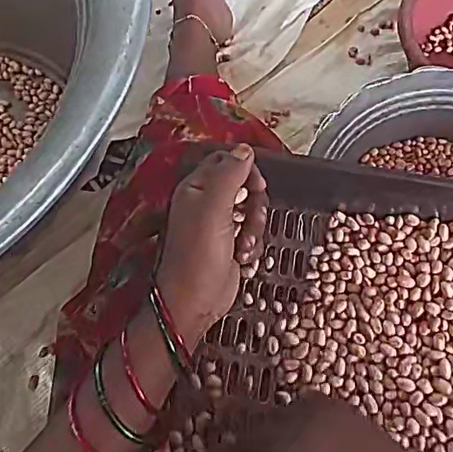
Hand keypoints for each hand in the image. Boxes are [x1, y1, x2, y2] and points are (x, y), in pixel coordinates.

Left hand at [153, 145, 267, 347]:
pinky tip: (245, 255)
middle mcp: (205, 202)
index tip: (257, 184)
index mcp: (196, 187)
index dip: (245, 168)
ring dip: (255, 224)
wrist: (194, 301)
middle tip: (252, 215)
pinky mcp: (230, 243)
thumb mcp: (214, 208)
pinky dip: (253, 242)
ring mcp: (218, 224)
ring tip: (246, 242)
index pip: (225, 161)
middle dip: (254, 200)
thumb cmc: (198, 256)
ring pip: (250, 208)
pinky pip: (251, 231)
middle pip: (242, 184)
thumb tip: (245, 150)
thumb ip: (229, 175)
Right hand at [208, 395, 430, 451]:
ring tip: (268, 447)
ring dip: (261, 433)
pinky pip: (294, 406)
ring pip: (266, 417)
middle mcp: (290, 441)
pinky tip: (298, 434)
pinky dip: (289, 420)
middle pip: (244, 437)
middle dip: (235, 450)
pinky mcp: (330, 403)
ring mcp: (310, 416)